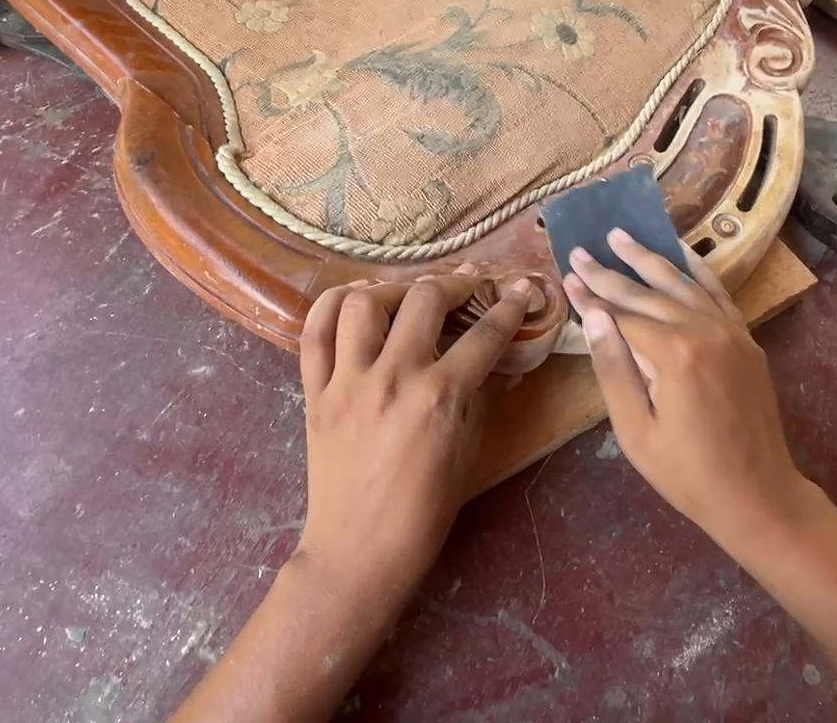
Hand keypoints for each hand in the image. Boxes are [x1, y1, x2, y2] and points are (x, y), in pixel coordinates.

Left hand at [295, 275, 531, 594]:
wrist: (358, 554)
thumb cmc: (424, 513)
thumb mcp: (468, 453)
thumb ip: (484, 399)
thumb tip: (505, 362)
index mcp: (439, 398)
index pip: (484, 336)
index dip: (509, 307)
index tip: (522, 288)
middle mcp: (393, 377)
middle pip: (425, 300)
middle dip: (455, 283)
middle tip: (467, 285)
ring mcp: (348, 381)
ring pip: (363, 302)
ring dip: (392, 288)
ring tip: (407, 295)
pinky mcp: (315, 392)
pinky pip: (315, 332)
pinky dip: (333, 305)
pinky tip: (355, 299)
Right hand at [563, 231, 813, 544]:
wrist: (758, 494)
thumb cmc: (687, 473)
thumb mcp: (636, 431)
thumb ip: (614, 368)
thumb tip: (593, 315)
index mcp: (674, 355)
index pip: (622, 314)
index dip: (591, 295)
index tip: (567, 273)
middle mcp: (704, 331)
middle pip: (648, 293)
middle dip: (610, 271)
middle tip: (582, 249)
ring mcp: (730, 332)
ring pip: (682, 284)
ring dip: (650, 259)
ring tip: (621, 236)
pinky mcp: (746, 339)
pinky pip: (718, 294)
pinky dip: (697, 270)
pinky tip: (680, 253)